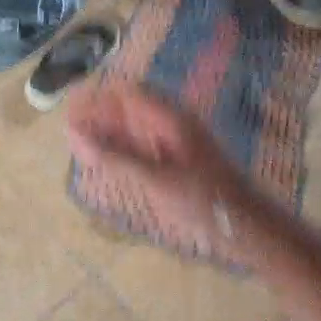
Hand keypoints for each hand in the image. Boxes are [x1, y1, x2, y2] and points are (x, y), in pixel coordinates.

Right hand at [66, 83, 270, 259]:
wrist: (248, 227)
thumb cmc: (203, 200)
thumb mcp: (154, 179)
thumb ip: (114, 156)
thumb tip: (76, 133)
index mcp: (170, 118)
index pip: (127, 92)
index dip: (98, 98)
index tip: (71, 111)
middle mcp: (173, 123)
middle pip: (130, 108)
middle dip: (100, 116)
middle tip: (72, 134)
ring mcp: (178, 142)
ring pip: (136, 127)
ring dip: (109, 134)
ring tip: (83, 150)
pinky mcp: (180, 161)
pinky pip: (145, 144)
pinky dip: (123, 149)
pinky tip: (110, 164)